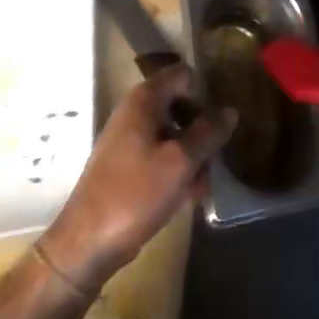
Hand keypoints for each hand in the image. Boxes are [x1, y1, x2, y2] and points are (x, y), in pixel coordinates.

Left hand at [38, 65, 234, 290]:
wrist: (88, 242)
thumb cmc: (136, 194)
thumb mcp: (182, 162)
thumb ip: (209, 132)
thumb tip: (230, 111)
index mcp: (144, 101)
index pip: (182, 75)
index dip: (204, 91)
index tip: (219, 119)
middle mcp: (134, 112)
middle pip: (181, 106)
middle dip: (202, 131)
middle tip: (214, 157)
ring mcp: (129, 139)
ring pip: (174, 135)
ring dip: (193, 156)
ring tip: (201, 185)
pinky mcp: (127, 165)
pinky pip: (161, 156)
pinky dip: (177, 170)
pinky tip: (187, 196)